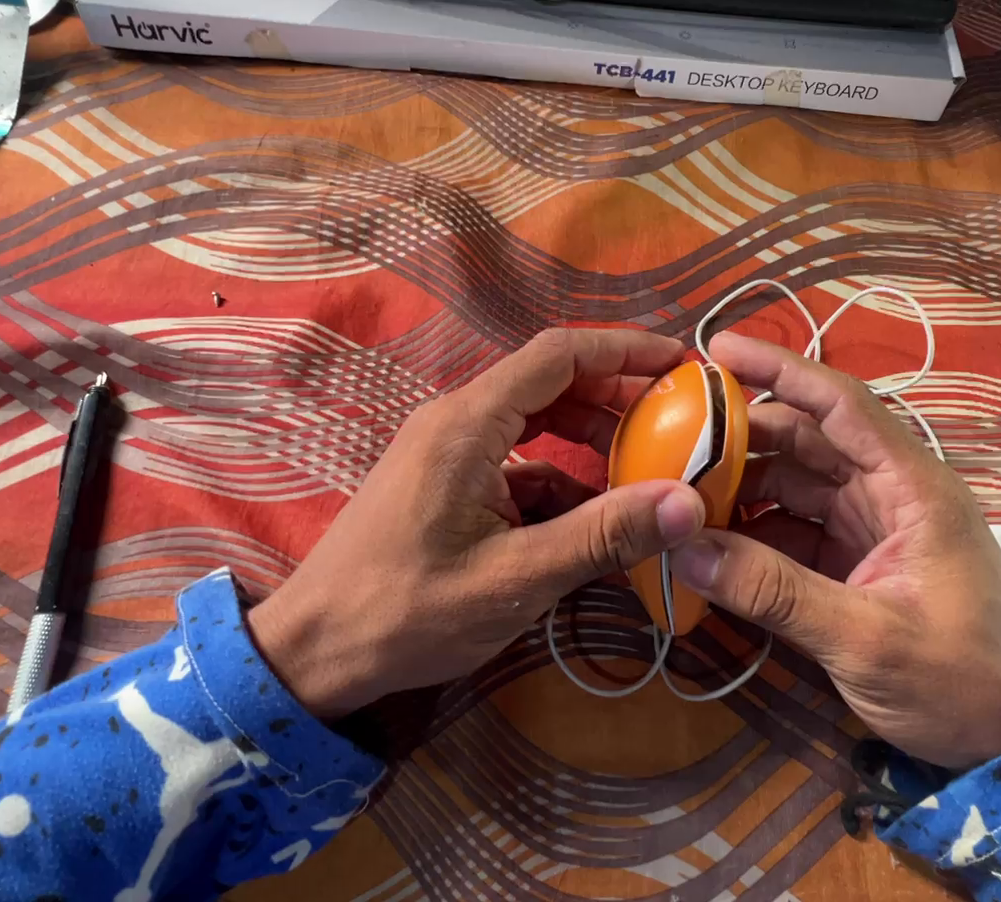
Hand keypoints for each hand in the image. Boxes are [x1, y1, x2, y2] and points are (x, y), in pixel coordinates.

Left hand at [247, 328, 707, 717]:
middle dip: (615, 398)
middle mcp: (456, 421)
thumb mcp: (514, 579)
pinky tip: (590, 522)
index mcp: (467, 423)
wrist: (312, 651)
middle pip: (549, 384)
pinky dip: (558, 484)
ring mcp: (448, 453)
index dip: (623, 349)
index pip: (557, 355)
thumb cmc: (405, 611)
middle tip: (677, 424)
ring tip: (645, 474)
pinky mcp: (447, 484)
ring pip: (535, 426)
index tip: (680, 363)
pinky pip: (516, 466)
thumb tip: (688, 503)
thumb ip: (601, 536)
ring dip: (589, 445)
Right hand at [669, 332, 1000, 768]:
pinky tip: (711, 540)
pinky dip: (751, 527)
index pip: (840, 403)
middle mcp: (887, 490)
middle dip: (740, 435)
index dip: (779, 369)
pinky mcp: (853, 556)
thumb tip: (686, 549)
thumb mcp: (867, 639)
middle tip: (671, 439)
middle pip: (805, 437)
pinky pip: (791, 523)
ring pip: (792, 480)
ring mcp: (869, 523)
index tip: (716, 349)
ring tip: (679, 493)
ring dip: (739, 483)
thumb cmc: (962, 681)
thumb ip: (776, 592)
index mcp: (910, 487)